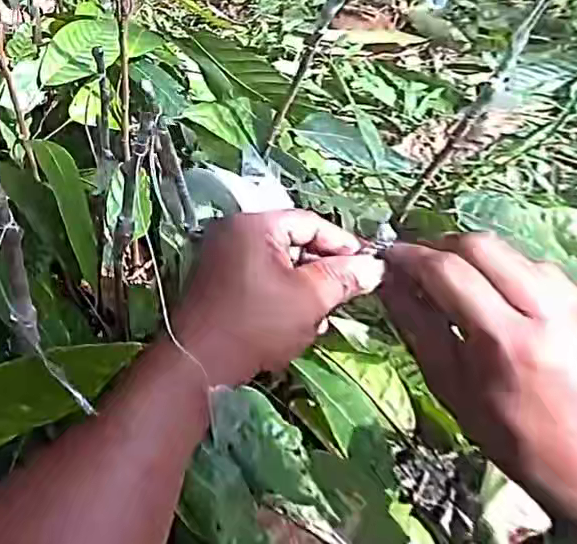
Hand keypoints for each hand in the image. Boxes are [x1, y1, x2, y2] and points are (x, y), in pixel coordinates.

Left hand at [170, 211, 384, 387]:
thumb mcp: (309, 299)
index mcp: (254, 224)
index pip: (308, 221)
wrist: (202, 356)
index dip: (342, 242)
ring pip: (277, 259)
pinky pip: (260, 272)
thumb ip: (342, 278)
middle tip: (351, 290)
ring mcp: (222, 251)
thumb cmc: (258, 321)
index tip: (369, 265)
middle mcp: (234, 229)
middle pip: (291, 238)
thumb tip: (373, 266)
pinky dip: (283, 289)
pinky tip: (301, 318)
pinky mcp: (219, 275)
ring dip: (305, 282)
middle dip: (323, 265)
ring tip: (326, 311)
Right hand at [382, 235, 576, 543]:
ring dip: (474, 257)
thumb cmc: (525, 447)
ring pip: (510, 252)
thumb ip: (416, 325)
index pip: (445, 268)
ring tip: (457, 282)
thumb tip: (384, 280)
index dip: (407, 256)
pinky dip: (507, 270)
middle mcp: (550, 316)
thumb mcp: (454, 389)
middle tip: (420, 267)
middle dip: (439, 247)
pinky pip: (539, 269)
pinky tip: (497, 297)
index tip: (386, 258)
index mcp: (510, 342)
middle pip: (479, 245)